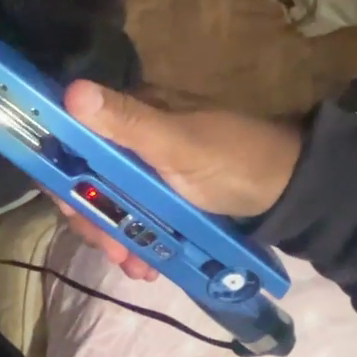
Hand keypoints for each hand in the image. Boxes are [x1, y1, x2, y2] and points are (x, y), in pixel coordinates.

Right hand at [57, 80, 302, 281]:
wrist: (295, 196)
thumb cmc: (234, 161)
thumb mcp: (176, 144)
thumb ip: (125, 122)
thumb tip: (72, 91)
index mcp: (131, 113)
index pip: (73, 137)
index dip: (61, 172)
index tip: (69, 206)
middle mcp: (132, 137)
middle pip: (87, 178)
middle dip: (93, 217)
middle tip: (109, 248)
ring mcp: (148, 169)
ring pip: (109, 203)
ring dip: (113, 236)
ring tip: (132, 264)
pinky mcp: (163, 196)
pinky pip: (133, 218)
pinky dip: (134, 241)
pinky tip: (146, 264)